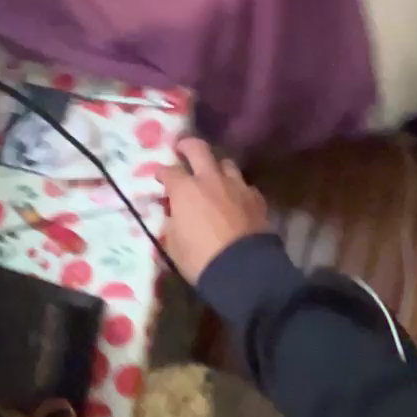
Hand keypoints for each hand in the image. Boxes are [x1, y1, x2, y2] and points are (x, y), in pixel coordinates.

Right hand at [159, 138, 270, 284]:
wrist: (243, 270)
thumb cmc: (200, 259)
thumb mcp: (174, 245)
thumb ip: (172, 223)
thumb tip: (173, 214)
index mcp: (185, 190)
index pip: (169, 172)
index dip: (162, 173)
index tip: (159, 177)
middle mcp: (211, 180)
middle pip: (199, 149)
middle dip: (188, 146)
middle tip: (182, 149)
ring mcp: (237, 186)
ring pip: (226, 164)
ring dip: (217, 167)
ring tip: (213, 176)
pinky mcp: (256, 199)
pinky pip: (245, 185)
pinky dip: (237, 189)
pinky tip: (236, 198)